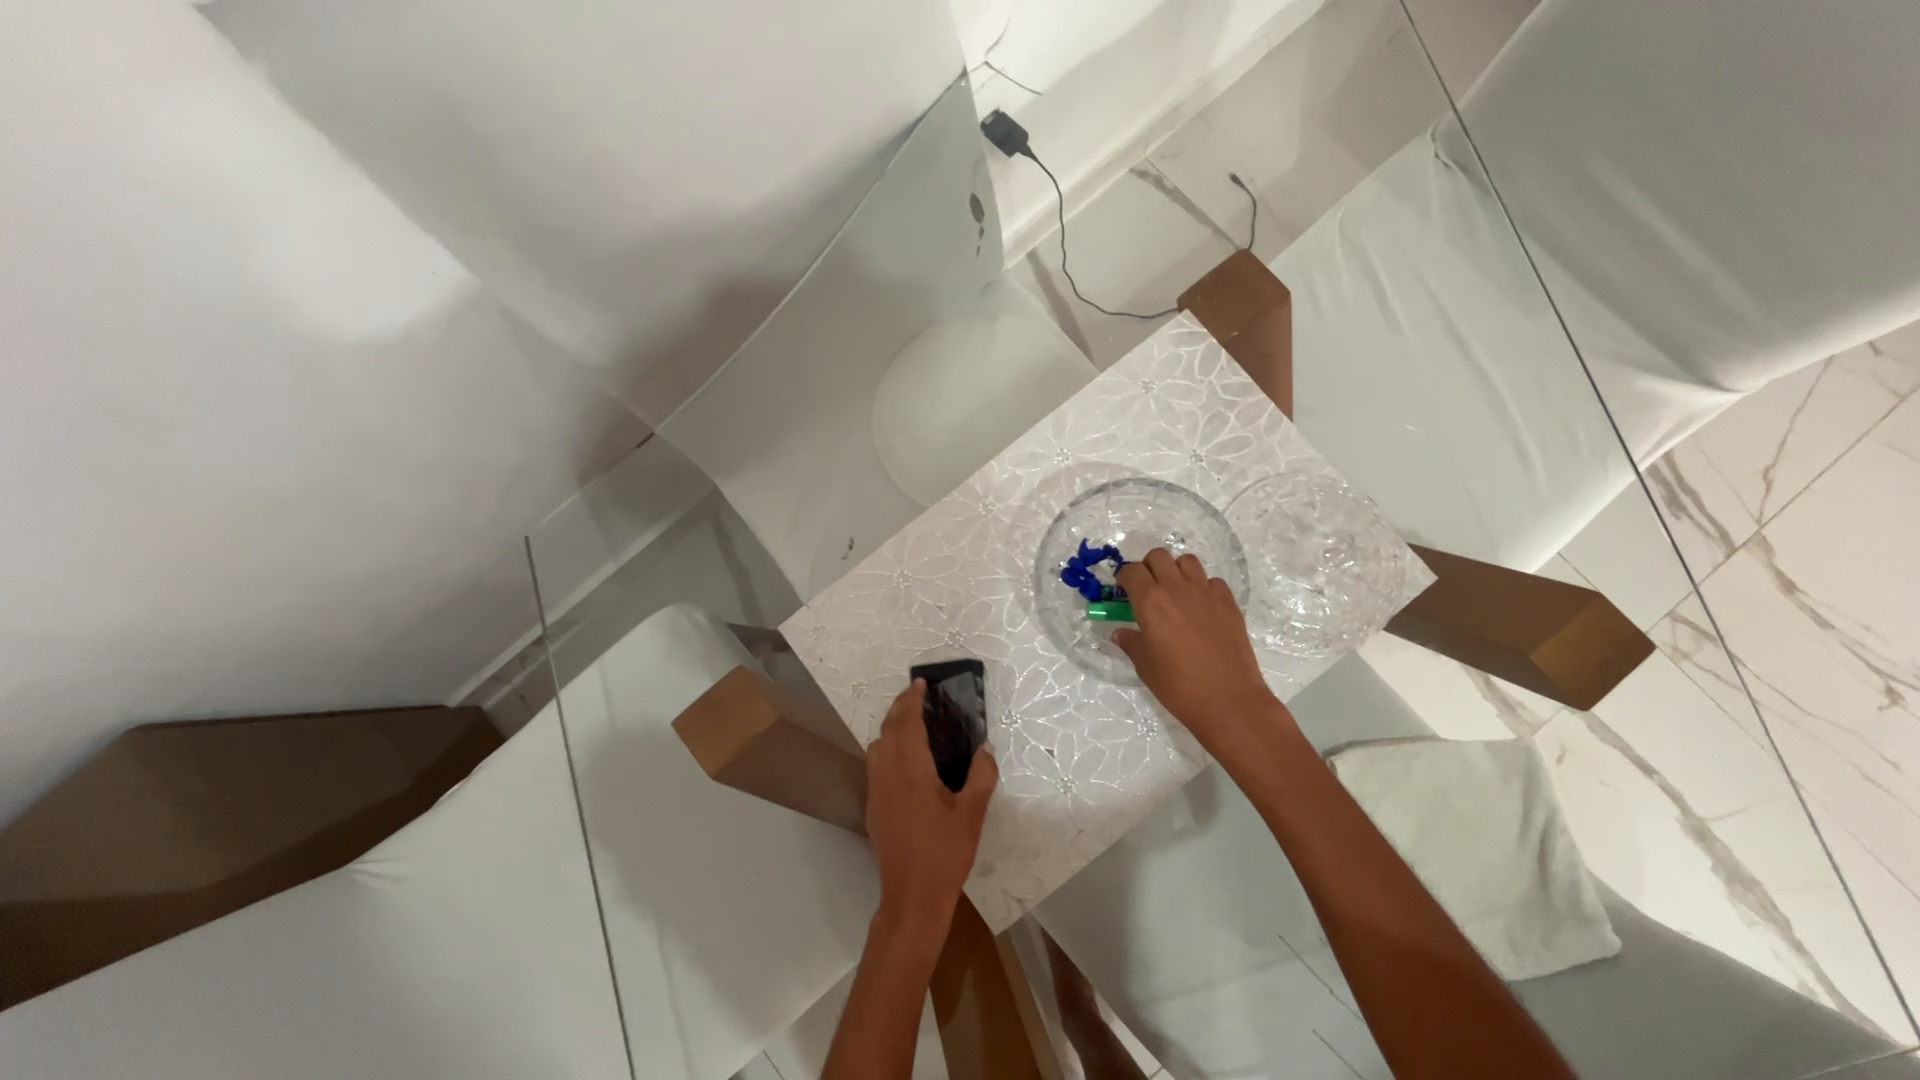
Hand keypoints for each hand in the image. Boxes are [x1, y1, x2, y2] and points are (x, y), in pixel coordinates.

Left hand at [865, 680, 997, 937]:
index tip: (920, 683)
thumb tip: (985, 748)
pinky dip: (887, 747)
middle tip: (917, 695)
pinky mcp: (873, 807)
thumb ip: (981, 775)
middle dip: (900, 707)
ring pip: (877, 746)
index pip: (907, 722)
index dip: (912, 699)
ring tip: (912, 722)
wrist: (912, 896)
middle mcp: (887, 774)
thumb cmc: (945, 854)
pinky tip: (905, 758)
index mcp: (911, 770)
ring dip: (891, 727)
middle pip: (888, 729)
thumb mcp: (973, 814)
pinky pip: (876, 764)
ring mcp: (876, 791)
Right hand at [1114, 549, 1288, 756]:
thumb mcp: (1145, 666)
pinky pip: (1212, 581)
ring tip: (1175, 594)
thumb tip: (1121, 632)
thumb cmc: (1178, 685)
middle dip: (1148, 568)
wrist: (1228, 699)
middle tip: (1147, 590)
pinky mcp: (1229, 602)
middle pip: (1158, 556)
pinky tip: (1201, 609)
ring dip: (1176, 571)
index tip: (1123, 593)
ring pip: (1187, 562)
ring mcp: (1206, 592)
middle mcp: (1177, 588)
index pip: (1131, 571)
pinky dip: (1203, 587)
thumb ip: (1131, 642)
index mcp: (1151, 601)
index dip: (1124, 578)